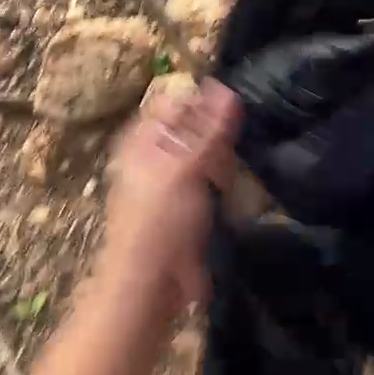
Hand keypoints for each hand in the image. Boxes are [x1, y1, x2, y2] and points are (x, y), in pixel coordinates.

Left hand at [102, 79, 241, 310]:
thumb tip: (226, 88)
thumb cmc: (161, 224)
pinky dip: (219, 183)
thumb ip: (208, 130)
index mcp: (141, 141)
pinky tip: (228, 191)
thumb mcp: (186, 170)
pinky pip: (208, 180)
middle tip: (223, 157)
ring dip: (219, 162)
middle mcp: (152, 156)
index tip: (232, 111)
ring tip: (224, 180)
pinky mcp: (183, 205)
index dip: (202, 102)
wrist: (150, 286)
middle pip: (192, 127)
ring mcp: (168, 181)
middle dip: (215, 137)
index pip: (174, 103)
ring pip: (203, 154)